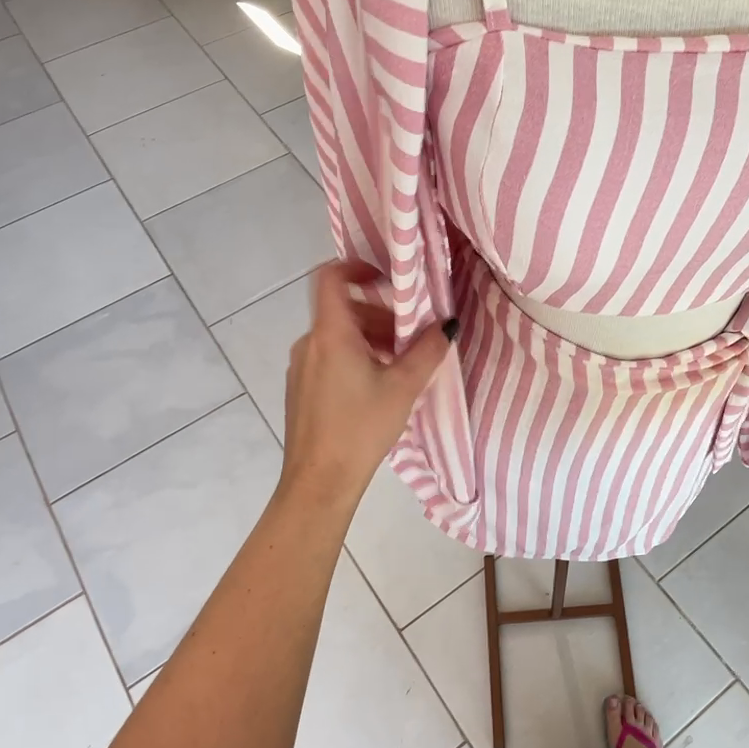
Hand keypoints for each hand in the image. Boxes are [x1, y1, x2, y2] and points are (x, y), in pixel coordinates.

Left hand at [278, 260, 451, 505]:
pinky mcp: (300, 389)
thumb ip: (428, 351)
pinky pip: (328, 358)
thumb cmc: (361, 428)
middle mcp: (309, 343)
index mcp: (331, 333)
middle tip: (410, 338)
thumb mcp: (403, 388)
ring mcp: (300, 367)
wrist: (319, 480)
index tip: (387, 278)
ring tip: (400, 368)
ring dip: (371, 340)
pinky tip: (377, 390)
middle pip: (343, 310)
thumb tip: (448, 325)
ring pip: (338, 337)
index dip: (356, 267)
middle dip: (379, 315)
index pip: (331, 277)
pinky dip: (355, 359)